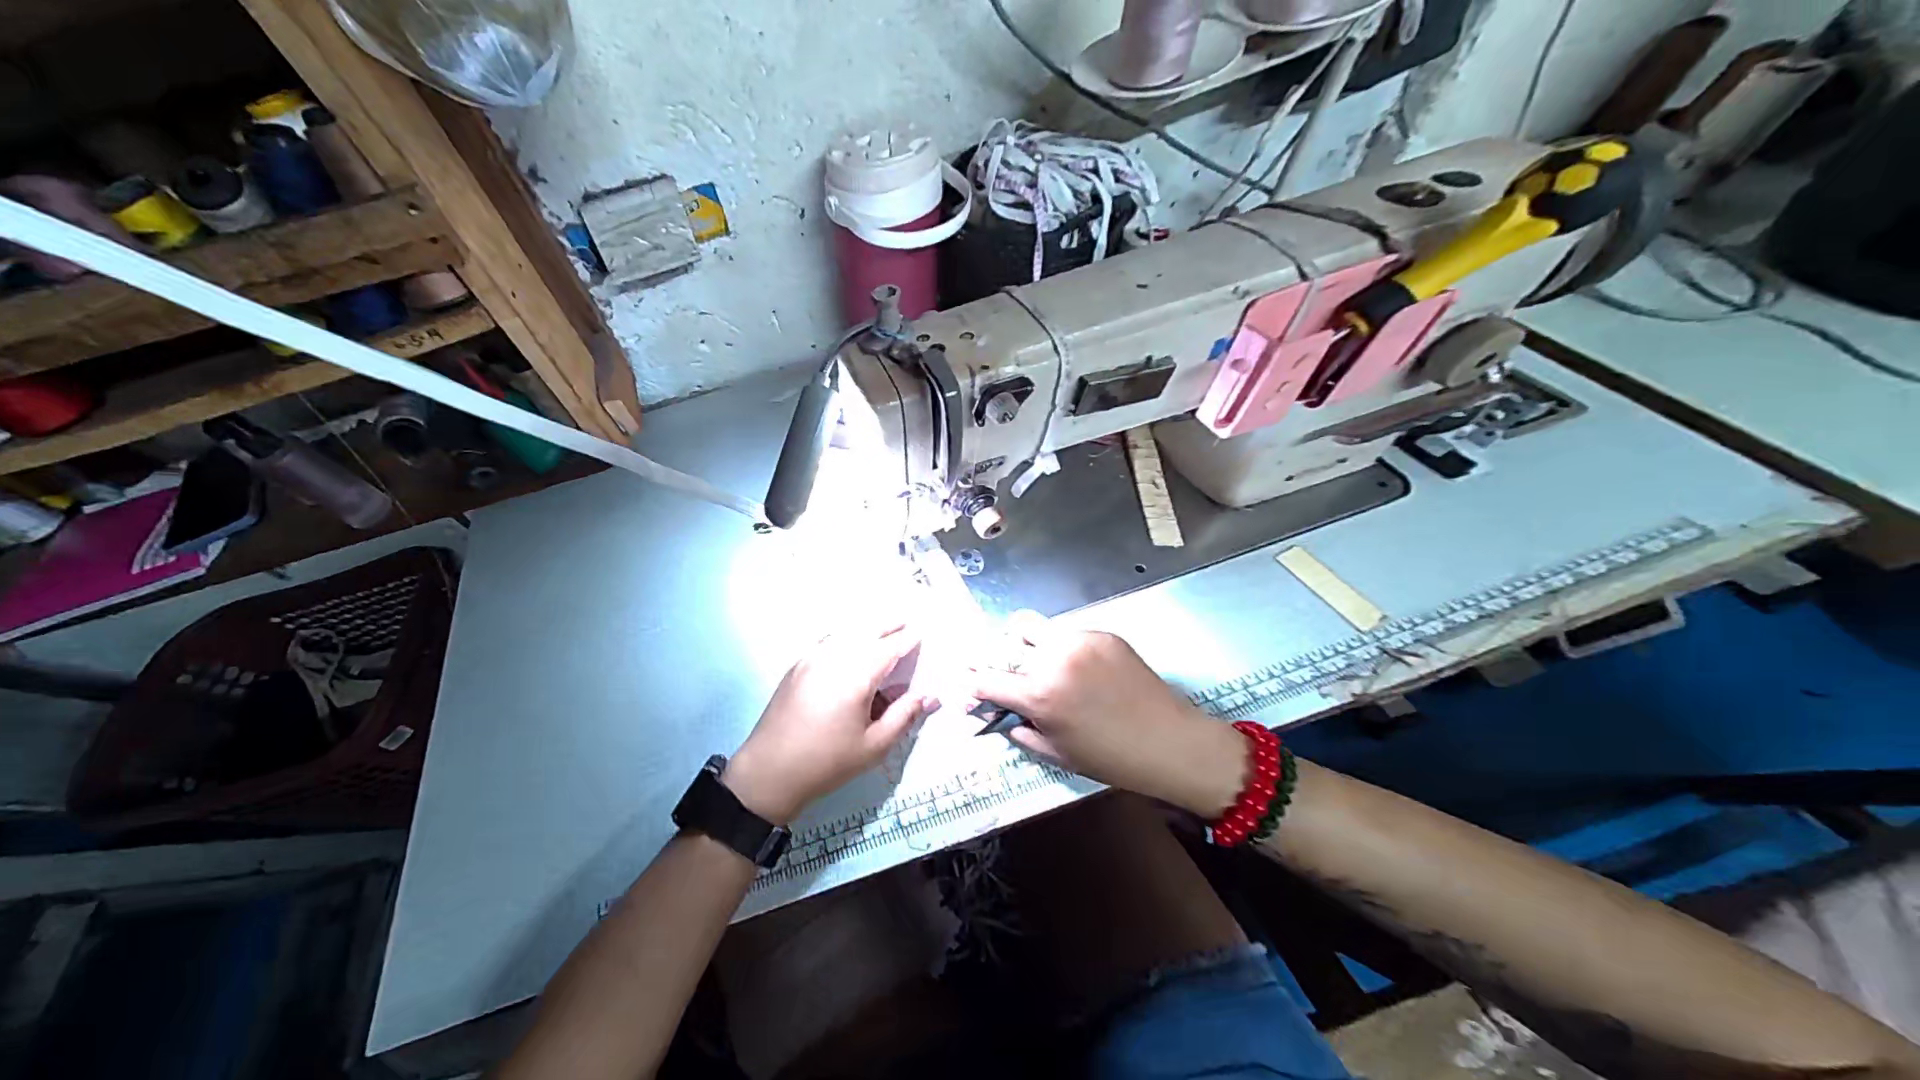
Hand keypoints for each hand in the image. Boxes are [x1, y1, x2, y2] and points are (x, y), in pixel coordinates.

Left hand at [723, 624, 934, 824]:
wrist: (769, 772)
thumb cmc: (827, 762)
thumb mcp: (874, 746)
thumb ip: (903, 716)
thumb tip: (928, 696)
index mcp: (855, 677)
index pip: (888, 648)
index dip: (907, 640)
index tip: (921, 632)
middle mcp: (833, 659)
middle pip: (865, 631)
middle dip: (887, 626)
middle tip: (905, 621)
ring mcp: (811, 659)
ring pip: (844, 633)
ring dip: (865, 628)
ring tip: (881, 628)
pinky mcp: (796, 667)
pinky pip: (827, 641)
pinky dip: (844, 636)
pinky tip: (849, 643)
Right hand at [971, 612, 1245, 817]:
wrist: (1169, 741)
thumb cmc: (1110, 758)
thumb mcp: (1056, 753)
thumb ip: (1021, 729)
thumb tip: (1000, 714)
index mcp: (1039, 695)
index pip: (987, 678)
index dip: (971, 681)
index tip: (966, 681)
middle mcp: (1054, 660)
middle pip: (1006, 644)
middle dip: (998, 659)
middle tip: (1006, 674)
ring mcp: (1080, 642)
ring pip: (1035, 631)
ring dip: (1028, 647)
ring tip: (1041, 666)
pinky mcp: (1102, 634)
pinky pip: (1068, 634)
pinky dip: (1062, 649)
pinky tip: (1079, 669)